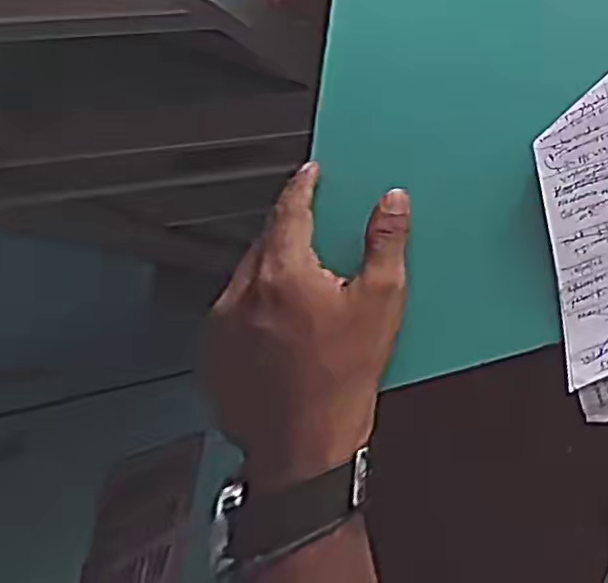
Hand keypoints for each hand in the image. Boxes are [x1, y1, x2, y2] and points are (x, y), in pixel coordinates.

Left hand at [204, 163, 410, 491]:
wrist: (306, 433)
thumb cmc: (348, 366)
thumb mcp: (384, 294)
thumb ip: (387, 240)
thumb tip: (392, 200)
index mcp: (284, 275)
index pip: (289, 215)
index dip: (302, 188)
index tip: (309, 173)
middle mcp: (242, 295)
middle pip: (266, 242)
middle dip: (291, 225)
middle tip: (319, 217)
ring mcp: (221, 325)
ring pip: (249, 273)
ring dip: (278, 260)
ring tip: (313, 268)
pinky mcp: (215, 351)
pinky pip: (238, 304)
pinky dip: (263, 293)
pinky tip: (292, 309)